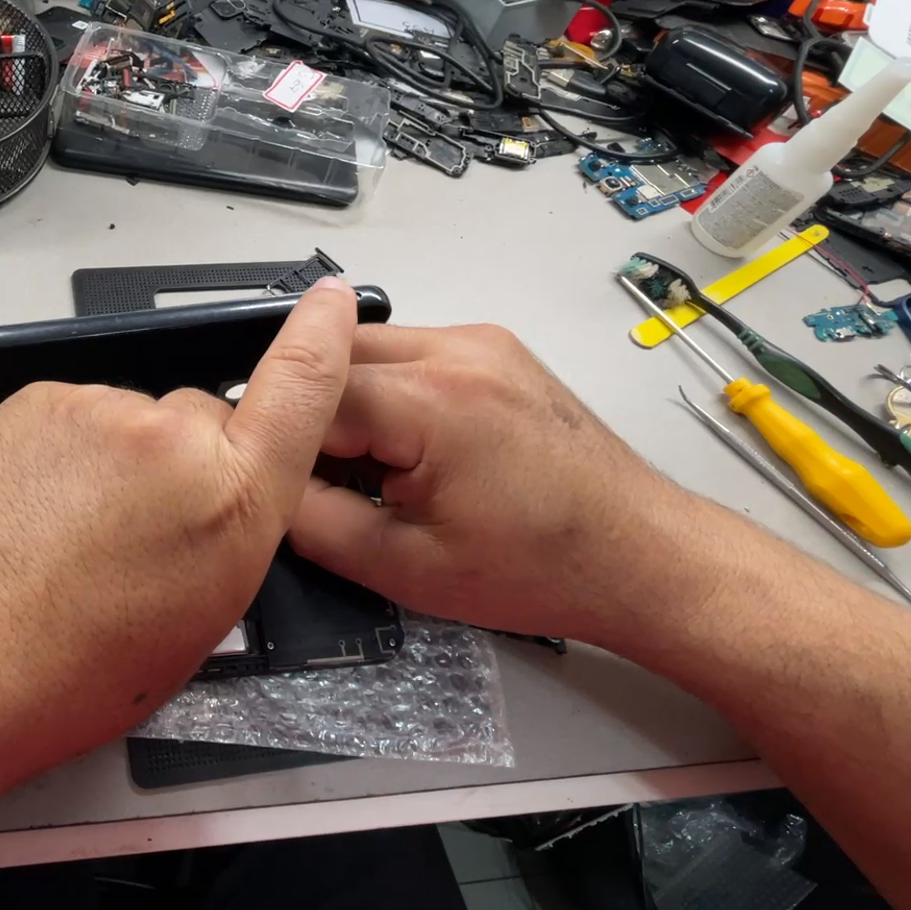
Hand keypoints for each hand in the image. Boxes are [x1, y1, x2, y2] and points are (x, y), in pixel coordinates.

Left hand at [0, 279, 357, 791]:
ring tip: (71, 526)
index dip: (322, 334)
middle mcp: (169, 438)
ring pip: (134, 418)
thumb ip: (231, 527)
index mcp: (229, 500)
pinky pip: (78, 414)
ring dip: (119, 457)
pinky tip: (40, 503)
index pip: (301, 384)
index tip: (330, 300)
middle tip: (134, 523)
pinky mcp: (35, 400)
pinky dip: (70, 450)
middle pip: (201, 415)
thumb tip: (219, 486)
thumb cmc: (68, 671)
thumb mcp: (198, 617)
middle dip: (184, 461)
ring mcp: (96, 410)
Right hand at [288, 324, 699, 645]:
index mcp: (434, 399)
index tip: (284, 479)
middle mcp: (458, 347)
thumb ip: (312, 521)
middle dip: (309, 409)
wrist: (643, 556)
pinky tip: (401, 442)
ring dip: (345, 397)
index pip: (311, 394)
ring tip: (363, 461)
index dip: (285, 439)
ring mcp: (481, 340)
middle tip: (318, 471)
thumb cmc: (539, 569)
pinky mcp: (494, 348)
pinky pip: (406, 353)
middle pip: (333, 353)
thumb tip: (267, 485)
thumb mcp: (403, 567)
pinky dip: (384, 391)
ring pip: (366, 347)